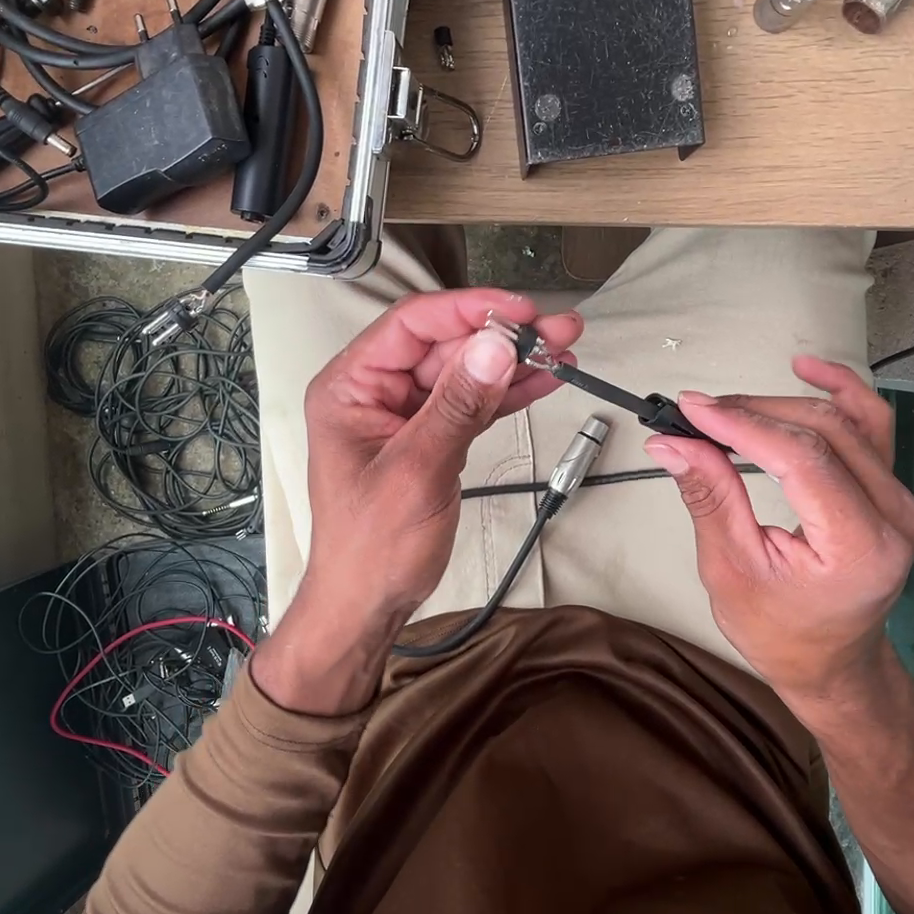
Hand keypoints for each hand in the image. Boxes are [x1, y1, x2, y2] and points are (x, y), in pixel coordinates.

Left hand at [300, 290, 582, 617]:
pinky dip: (507, 392)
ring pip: (464, 370)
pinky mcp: (431, 434)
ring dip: (513, 361)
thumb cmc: (371, 547)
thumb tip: (494, 347)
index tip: (519, 312)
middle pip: (444, 344)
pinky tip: (543, 380)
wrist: (368, 603)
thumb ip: (456, 406)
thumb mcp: (416, 471)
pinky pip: (472, 402)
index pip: (411, 325)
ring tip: (564, 349)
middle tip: (557, 328)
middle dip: (501, 335)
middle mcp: (375, 390)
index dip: (467, 310)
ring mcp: (404, 412)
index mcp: (350, 386)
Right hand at [642, 356, 913, 706]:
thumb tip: (672, 442)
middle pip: (824, 430)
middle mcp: (894, 515)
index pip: (802, 459)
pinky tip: (807, 369)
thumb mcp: (730, 569)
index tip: (690, 410)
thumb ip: (709, 497)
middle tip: (695, 414)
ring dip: (781, 402)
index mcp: (859, 546)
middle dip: (752, 412)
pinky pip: (870, 425)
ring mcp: (899, 498)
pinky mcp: (891, 489)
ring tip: (727, 406)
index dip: (742, 425)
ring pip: (845, 420)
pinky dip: (838, 391)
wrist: (830, 663)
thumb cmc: (780, 631)